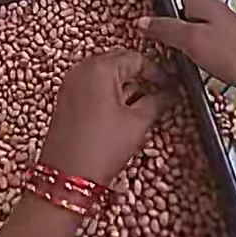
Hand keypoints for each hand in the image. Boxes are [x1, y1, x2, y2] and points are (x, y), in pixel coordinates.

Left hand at [40, 50, 168, 185]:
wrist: (67, 177)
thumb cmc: (101, 148)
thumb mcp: (137, 123)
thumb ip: (157, 101)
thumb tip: (170, 93)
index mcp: (99, 68)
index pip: (135, 58)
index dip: (157, 72)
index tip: (169, 86)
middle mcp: (81, 70)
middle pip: (118, 62)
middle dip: (140, 77)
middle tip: (158, 94)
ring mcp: (70, 84)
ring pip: (105, 75)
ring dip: (125, 86)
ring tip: (141, 108)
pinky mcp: (65, 99)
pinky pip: (92, 86)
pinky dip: (109, 94)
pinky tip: (120, 114)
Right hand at [136, 0, 235, 89]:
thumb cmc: (232, 53)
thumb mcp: (191, 40)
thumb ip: (165, 29)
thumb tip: (142, 21)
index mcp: (200, 0)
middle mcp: (209, 7)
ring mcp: (216, 22)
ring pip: (188, 7)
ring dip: (170, 8)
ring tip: (153, 18)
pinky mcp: (220, 38)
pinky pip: (195, 25)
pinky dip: (180, 26)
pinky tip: (173, 41)